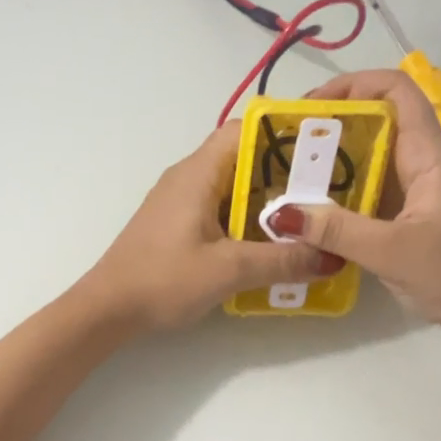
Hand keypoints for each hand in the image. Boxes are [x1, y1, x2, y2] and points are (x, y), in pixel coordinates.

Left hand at [73, 121, 339, 332]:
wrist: (107, 310)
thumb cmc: (163, 280)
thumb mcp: (228, 271)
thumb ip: (281, 261)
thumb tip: (332, 257)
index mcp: (198, 172)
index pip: (247, 129)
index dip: (286, 133)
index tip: (323, 148)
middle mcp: (187, 177)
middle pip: (244, 158)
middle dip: (285, 172)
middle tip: (326, 190)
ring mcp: (178, 202)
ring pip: (232, 187)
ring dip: (266, 201)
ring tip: (307, 218)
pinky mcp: (175, 226)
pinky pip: (219, 210)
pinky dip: (245, 220)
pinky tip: (268, 244)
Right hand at [264, 70, 440, 336]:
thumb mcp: (392, 252)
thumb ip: (337, 231)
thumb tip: (281, 213)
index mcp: (429, 156)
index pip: (396, 91)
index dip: (353, 85)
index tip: (308, 107)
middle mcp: (423, 165)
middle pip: (377, 124)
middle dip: (331, 128)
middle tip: (286, 149)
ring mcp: (417, 194)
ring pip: (371, 163)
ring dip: (332, 166)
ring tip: (289, 179)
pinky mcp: (409, 221)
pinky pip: (370, 196)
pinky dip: (341, 198)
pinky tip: (312, 215)